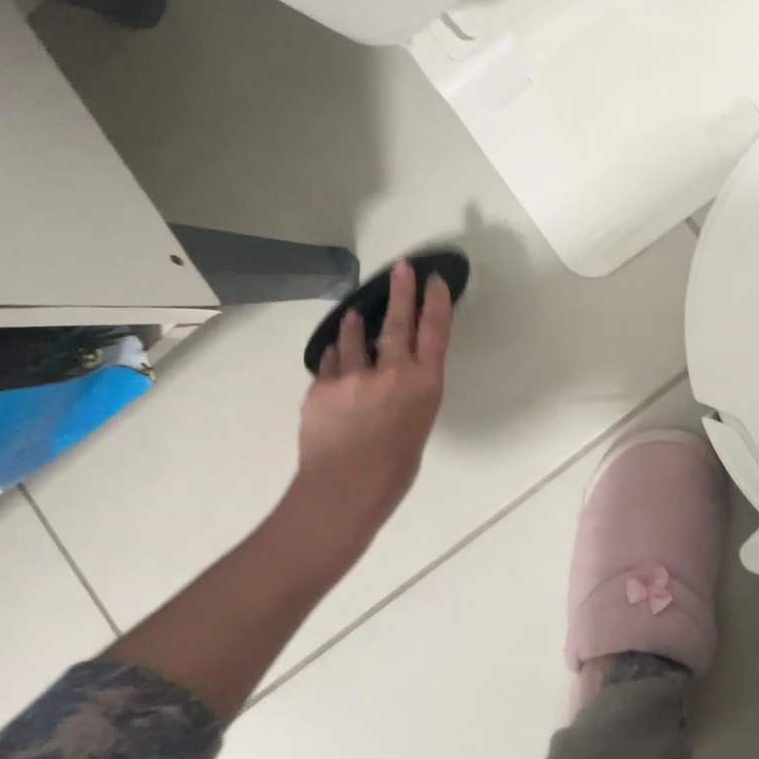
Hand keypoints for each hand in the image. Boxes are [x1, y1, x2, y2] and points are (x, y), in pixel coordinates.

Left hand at [291, 260, 453, 537]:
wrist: (344, 489)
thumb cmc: (395, 469)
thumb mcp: (419, 424)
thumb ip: (410, 395)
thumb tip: (395, 380)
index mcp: (424, 384)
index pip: (435, 332)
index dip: (436, 302)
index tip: (435, 280)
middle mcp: (392, 372)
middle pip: (398, 323)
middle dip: (402, 292)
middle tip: (402, 268)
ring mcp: (353, 376)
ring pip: (355, 338)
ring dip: (356, 324)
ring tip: (355, 313)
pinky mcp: (322, 386)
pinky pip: (331, 363)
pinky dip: (335, 356)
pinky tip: (335, 355)